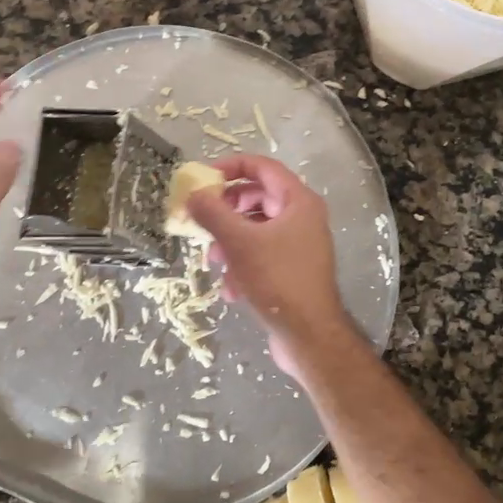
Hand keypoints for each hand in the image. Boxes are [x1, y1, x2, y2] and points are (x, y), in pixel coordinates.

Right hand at [185, 155, 355, 375]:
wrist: (309, 336)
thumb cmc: (277, 281)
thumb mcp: (239, 243)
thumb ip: (213, 213)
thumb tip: (193, 193)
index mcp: (298, 201)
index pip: (263, 167)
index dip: (231, 166)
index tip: (203, 178)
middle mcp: (304, 217)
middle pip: (257, 198)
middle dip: (226, 211)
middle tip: (203, 221)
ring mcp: (300, 244)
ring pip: (256, 229)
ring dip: (230, 242)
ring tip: (213, 262)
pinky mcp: (294, 270)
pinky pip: (262, 255)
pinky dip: (243, 265)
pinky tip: (231, 290)